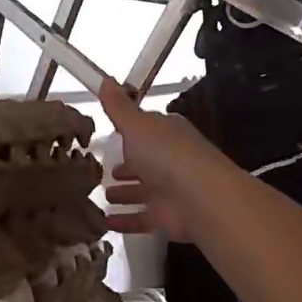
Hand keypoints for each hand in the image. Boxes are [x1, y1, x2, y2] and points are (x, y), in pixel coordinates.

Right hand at [97, 79, 226, 242]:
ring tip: (102, 196)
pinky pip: (140, 218)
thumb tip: (106, 79)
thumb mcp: (136, 124)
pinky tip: (104, 222)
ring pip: (142, 192)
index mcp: (167, 134)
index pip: (147, 130)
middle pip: (145, 162)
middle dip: (126, 166)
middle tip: (102, 171)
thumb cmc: (166, 154)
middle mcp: (171, 160)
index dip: (129, 132)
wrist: (199, 197)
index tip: (109, 135)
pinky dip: (123, 220)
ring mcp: (170, 190)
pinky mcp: (167, 217)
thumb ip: (118, 107)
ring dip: (124, 194)